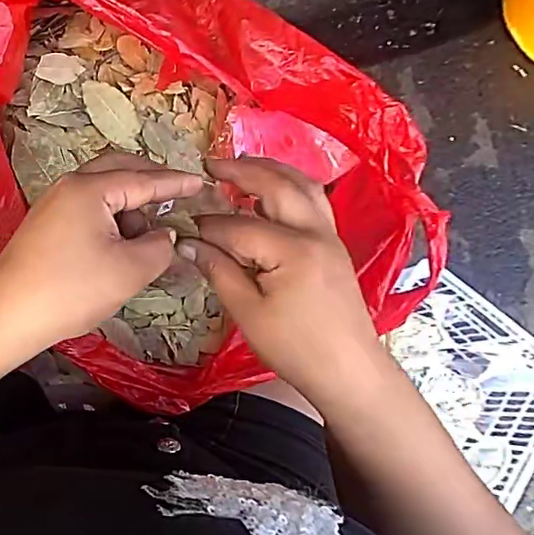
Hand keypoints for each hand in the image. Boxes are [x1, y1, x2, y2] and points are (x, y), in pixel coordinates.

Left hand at [0, 152, 204, 355]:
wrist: (6, 316)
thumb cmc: (72, 291)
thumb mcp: (130, 271)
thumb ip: (159, 246)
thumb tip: (165, 233)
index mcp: (90, 189)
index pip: (144, 179)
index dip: (176, 182)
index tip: (202, 182)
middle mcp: (70, 186)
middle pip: (120, 170)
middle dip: (151, 182)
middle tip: (179, 195)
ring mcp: (54, 204)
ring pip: (103, 191)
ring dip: (130, 205)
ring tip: (148, 236)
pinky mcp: (46, 225)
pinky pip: (88, 209)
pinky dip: (111, 218)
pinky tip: (121, 244)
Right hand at [180, 156, 387, 404]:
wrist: (349, 370)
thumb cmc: (296, 348)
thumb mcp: (248, 313)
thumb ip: (219, 271)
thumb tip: (189, 244)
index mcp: (292, 249)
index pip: (238, 226)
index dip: (208, 228)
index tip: (184, 230)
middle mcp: (315, 232)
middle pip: (278, 185)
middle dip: (242, 170)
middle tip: (211, 165)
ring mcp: (330, 236)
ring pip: (303, 186)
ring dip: (272, 171)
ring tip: (242, 167)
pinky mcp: (335, 246)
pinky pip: (313, 202)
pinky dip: (290, 188)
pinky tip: (272, 194)